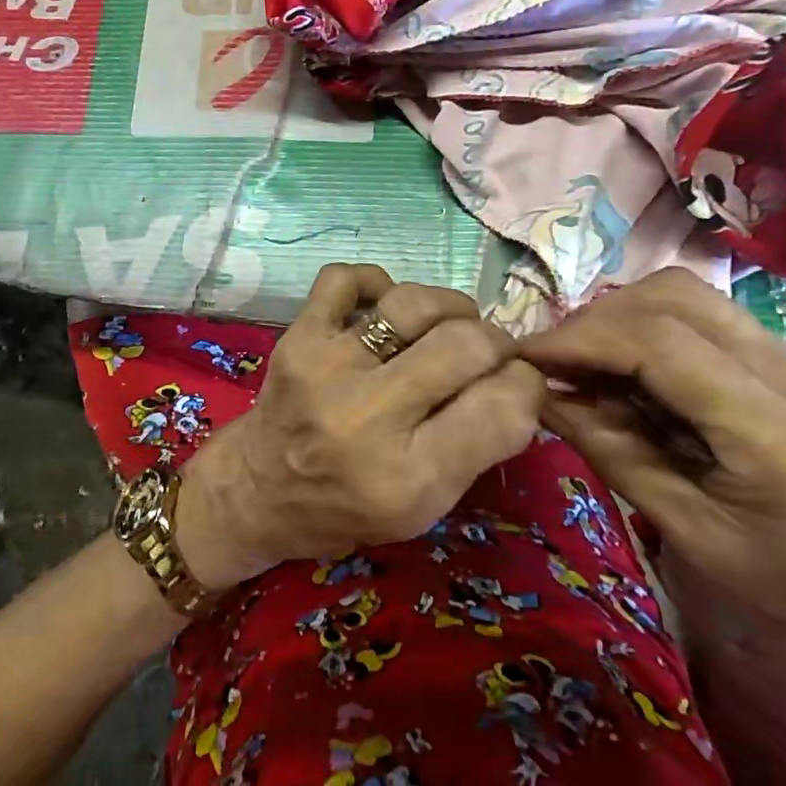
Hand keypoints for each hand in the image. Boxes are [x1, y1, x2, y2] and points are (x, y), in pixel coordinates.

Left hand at [174, 264, 546, 590]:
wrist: (259, 488)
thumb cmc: (347, 506)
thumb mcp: (424, 506)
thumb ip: (477, 445)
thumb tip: (518, 374)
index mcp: (409, 478)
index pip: (504, 408)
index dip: (526, 386)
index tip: (516, 382)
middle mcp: (367, 417)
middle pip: (467, 345)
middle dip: (496, 343)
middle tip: (487, 353)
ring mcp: (326, 368)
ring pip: (414, 303)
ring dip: (449, 307)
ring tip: (448, 326)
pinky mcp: (296, 338)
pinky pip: (345, 278)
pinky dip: (376, 283)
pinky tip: (385, 309)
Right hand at [518, 268, 785, 653]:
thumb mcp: (692, 533)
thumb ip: (613, 454)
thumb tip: (543, 397)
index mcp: (776, 428)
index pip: (658, 341)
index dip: (579, 339)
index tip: (525, 358)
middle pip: (674, 297)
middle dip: (597, 320)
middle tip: (553, 364)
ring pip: (691, 298)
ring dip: (623, 320)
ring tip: (587, 369)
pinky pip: (709, 323)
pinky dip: (652, 334)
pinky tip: (633, 380)